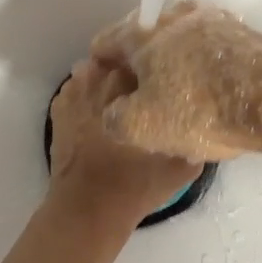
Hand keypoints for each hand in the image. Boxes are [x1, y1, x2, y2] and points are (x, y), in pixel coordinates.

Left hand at [48, 58, 201, 228]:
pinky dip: (85, 92)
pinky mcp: (59, 105)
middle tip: (140, 88)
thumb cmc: (136, 184)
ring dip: (105, 77)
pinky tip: (93, 110)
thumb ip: (193, 139)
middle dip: (130, 69)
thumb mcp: (181, 167)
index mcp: (134, 84)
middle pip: (120, 59)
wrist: (89, 207)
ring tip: (116, 97)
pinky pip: (76, 86)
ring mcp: (77, 89)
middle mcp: (104, 77)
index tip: (163, 78)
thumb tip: (201, 122)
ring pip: (95, 69)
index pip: (148, 55)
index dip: (156, 65)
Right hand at [89, 0, 261, 161]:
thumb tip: (115, 109)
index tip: (112, 95)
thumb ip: (113, 116)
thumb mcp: (141, 127)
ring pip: (178, 40)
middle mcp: (173, 15)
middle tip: (147, 100)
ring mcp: (211, 19)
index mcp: (141, 33)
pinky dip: (204, 65)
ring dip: (174, 62)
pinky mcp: (241, 32)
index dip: (101, 70)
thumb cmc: (199, 111)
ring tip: (184, 98)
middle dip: (139, 65)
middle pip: (142, 38)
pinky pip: (208, 47)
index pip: (104, 43)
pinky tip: (214, 94)